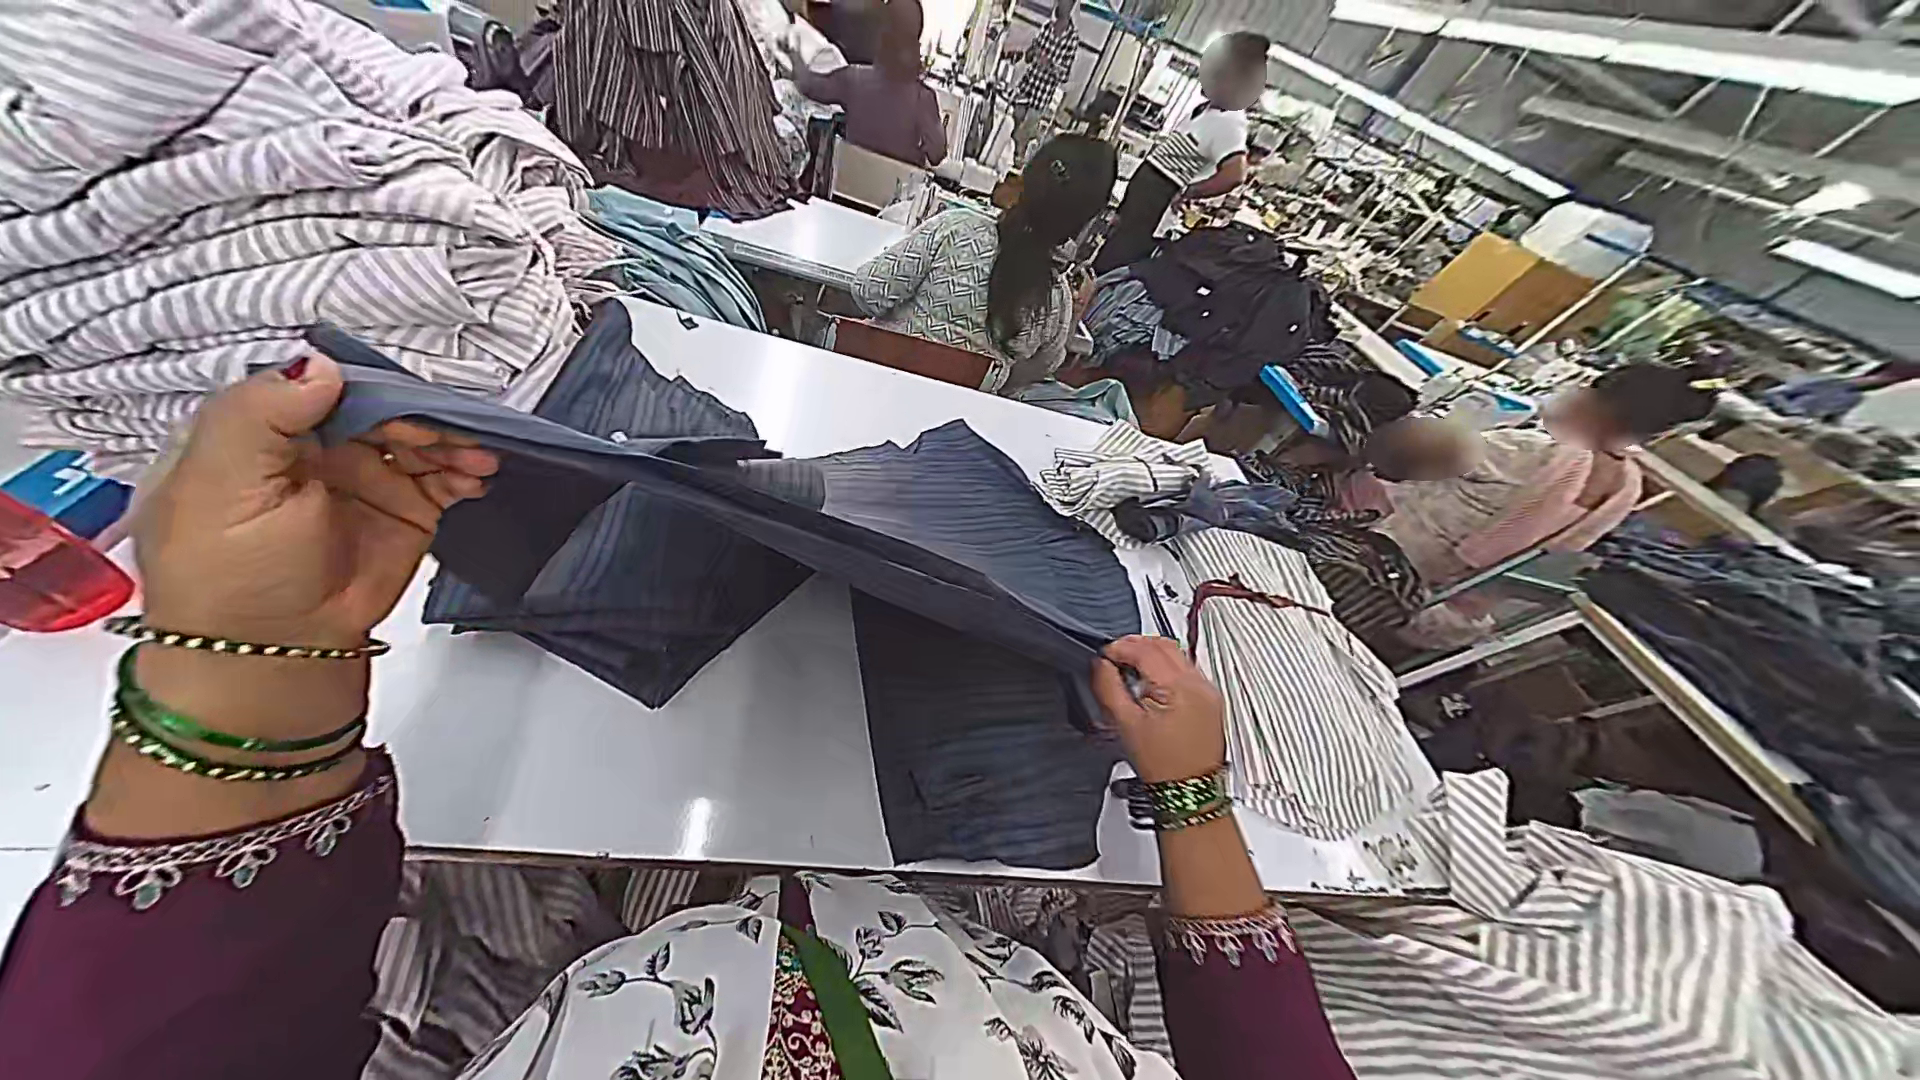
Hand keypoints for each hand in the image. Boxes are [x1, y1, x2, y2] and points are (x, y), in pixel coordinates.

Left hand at [136, 354, 497, 648]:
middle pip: (389, 415)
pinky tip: (475, 478)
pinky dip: (468, 473)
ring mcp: (371, 480)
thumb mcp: (221, 486)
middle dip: (428, 422)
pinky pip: (448, 479)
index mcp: (267, 433)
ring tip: (476, 462)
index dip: (376, 394)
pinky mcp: (410, 509)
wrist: (281, 642)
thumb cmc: (230, 571)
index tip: (410, 409)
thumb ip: (258, 418)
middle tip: (454, 438)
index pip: (331, 391)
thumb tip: (319, 366)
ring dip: (456, 446)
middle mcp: (324, 450)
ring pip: (425, 444)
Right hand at [1090, 636, 1226, 782]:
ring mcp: (1208, 690)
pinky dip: (1164, 666)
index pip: (1146, 650)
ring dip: (1150, 653)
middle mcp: (1199, 684)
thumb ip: (1109, 687)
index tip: (1105, 654)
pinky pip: (1185, 668)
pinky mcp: (1209, 698)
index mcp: (1180, 688)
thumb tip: (1100, 664)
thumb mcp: (1125, 724)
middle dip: (1135, 645)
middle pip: (1163, 645)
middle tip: (1114, 657)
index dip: (1120, 647)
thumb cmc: (1163, 765)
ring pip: (1176, 653)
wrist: (1190, 790)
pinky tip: (1148, 682)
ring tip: (1129, 669)